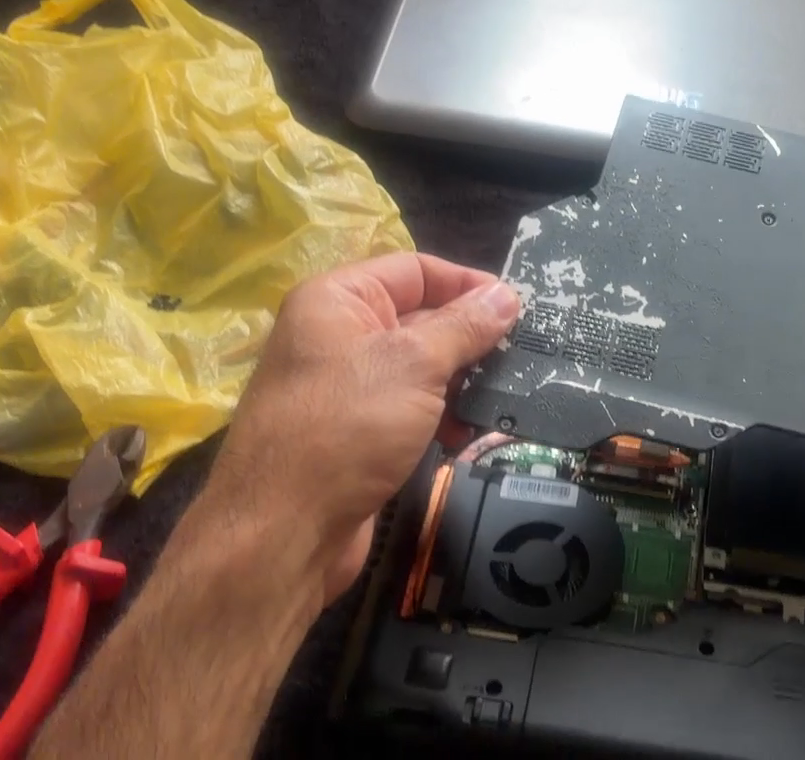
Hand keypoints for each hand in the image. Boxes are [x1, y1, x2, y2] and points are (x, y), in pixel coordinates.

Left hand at [198, 252, 520, 601]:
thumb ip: (465, 327)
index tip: (516, 307)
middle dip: (470, 338)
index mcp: (339, 300)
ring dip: (461, 381)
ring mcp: (347, 386)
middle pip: (422, 318)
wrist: (283, 532)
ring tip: (502, 396)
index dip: (467, 284)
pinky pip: (410, 406)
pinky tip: (467, 434)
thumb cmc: (347, 427)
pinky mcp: (357, 430)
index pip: (416, 271)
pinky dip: (441, 415)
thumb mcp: (415, 364)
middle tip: (521, 355)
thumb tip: (505, 295)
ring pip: (421, 366)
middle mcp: (339, 335)